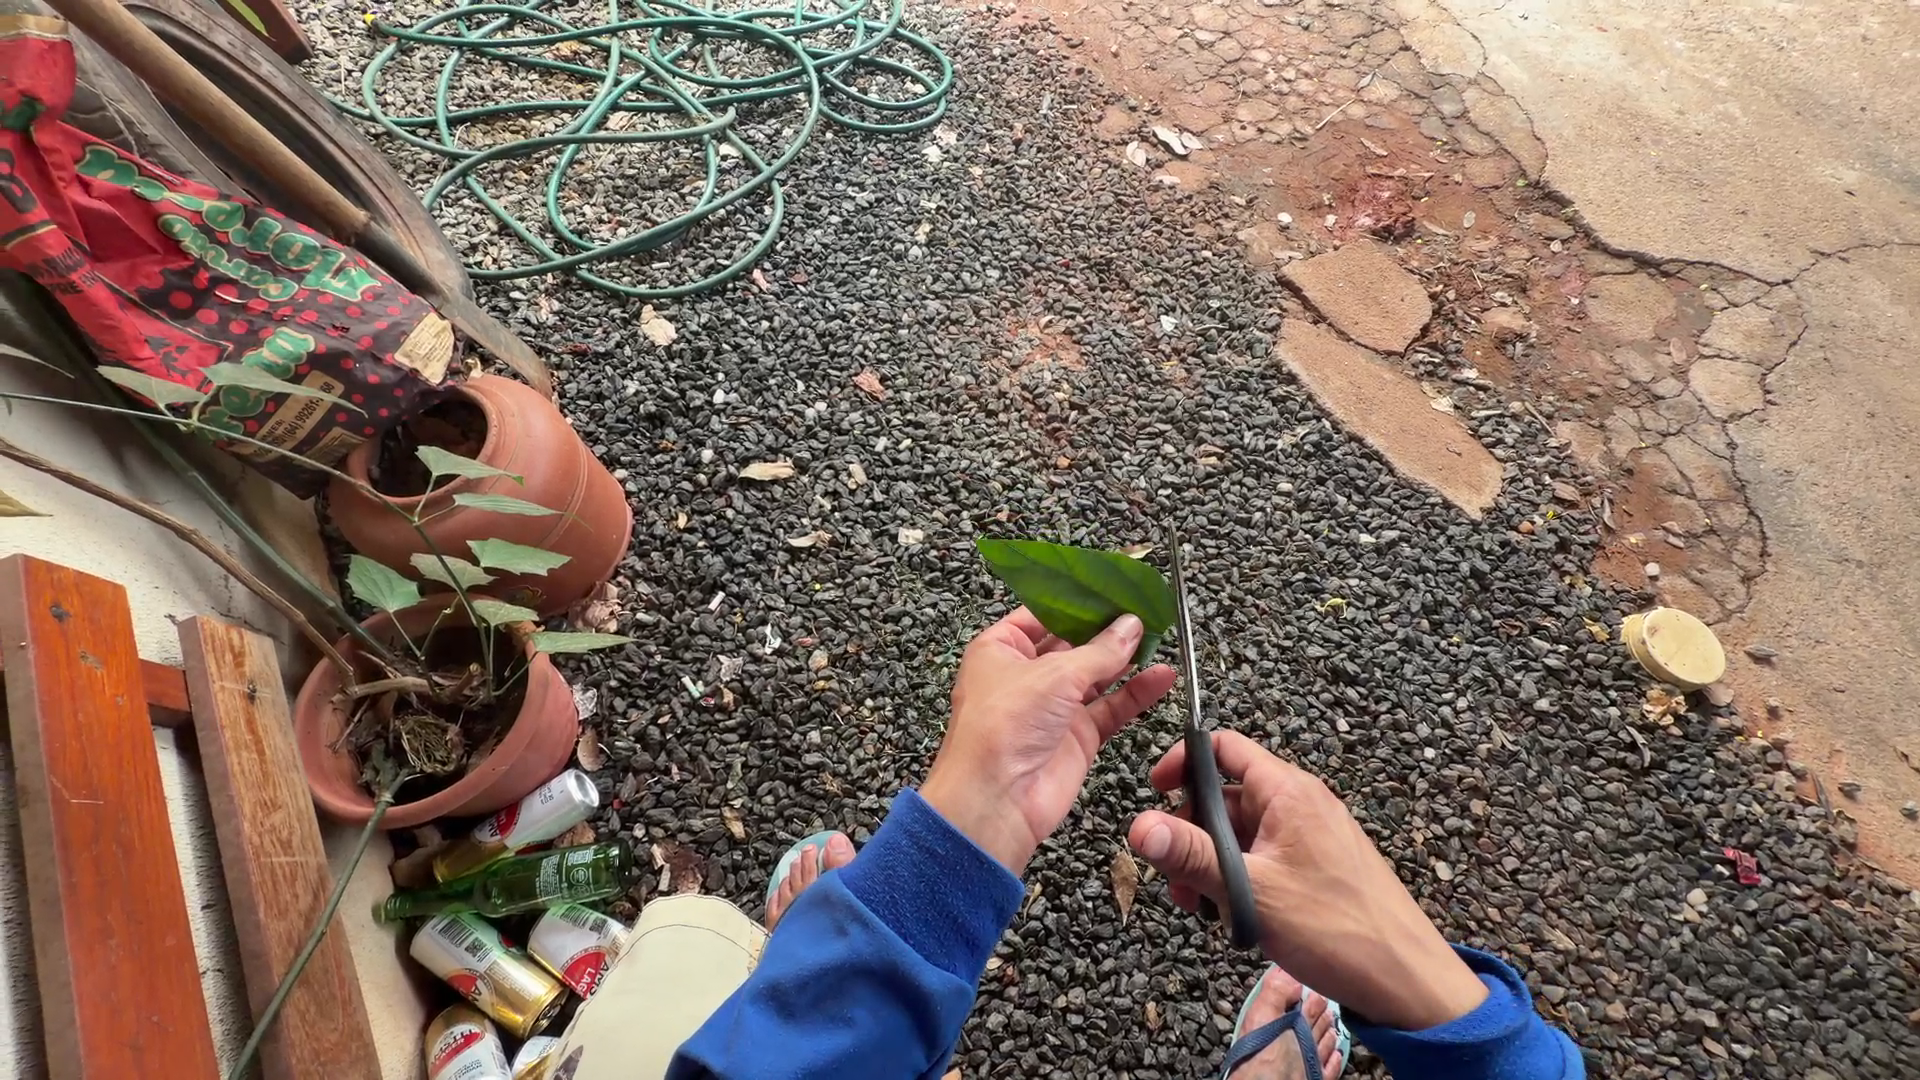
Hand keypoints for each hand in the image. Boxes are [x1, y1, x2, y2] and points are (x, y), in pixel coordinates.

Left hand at [921, 608, 1176, 873]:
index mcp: (1000, 649)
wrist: (996, 800)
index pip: (1041, 614)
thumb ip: (1099, 651)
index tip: (1111, 588)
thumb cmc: (1001, 728)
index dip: (1076, 601)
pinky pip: (1110, 707)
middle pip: (1071, 642)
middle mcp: (1025, 675)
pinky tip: (1162, 676)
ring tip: (1159, 635)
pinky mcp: (1075, 736)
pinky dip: (1136, 693)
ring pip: (1095, 674)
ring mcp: (1051, 706)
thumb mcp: (1054, 675)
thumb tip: (1130, 626)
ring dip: (1125, 658)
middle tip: (1142, 608)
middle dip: (1106, 628)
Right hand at [1127, 731, 1488, 1030]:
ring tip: (1199, 903)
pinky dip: (1236, 875)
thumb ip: (1192, 855)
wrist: (1413, 989)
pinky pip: (1260, 855)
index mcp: (1286, 791)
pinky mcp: (1314, 864)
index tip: (1156, 793)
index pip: (1222, 746)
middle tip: (1175, 874)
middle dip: (1190, 830)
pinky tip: (1230, 912)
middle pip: (1224, 794)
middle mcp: (1297, 802)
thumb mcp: (1252, 891)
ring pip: (1239, 830)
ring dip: (1210, 860)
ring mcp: (1307, 834)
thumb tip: (1139, 826)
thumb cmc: (1338, 929)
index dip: (1183, 761)